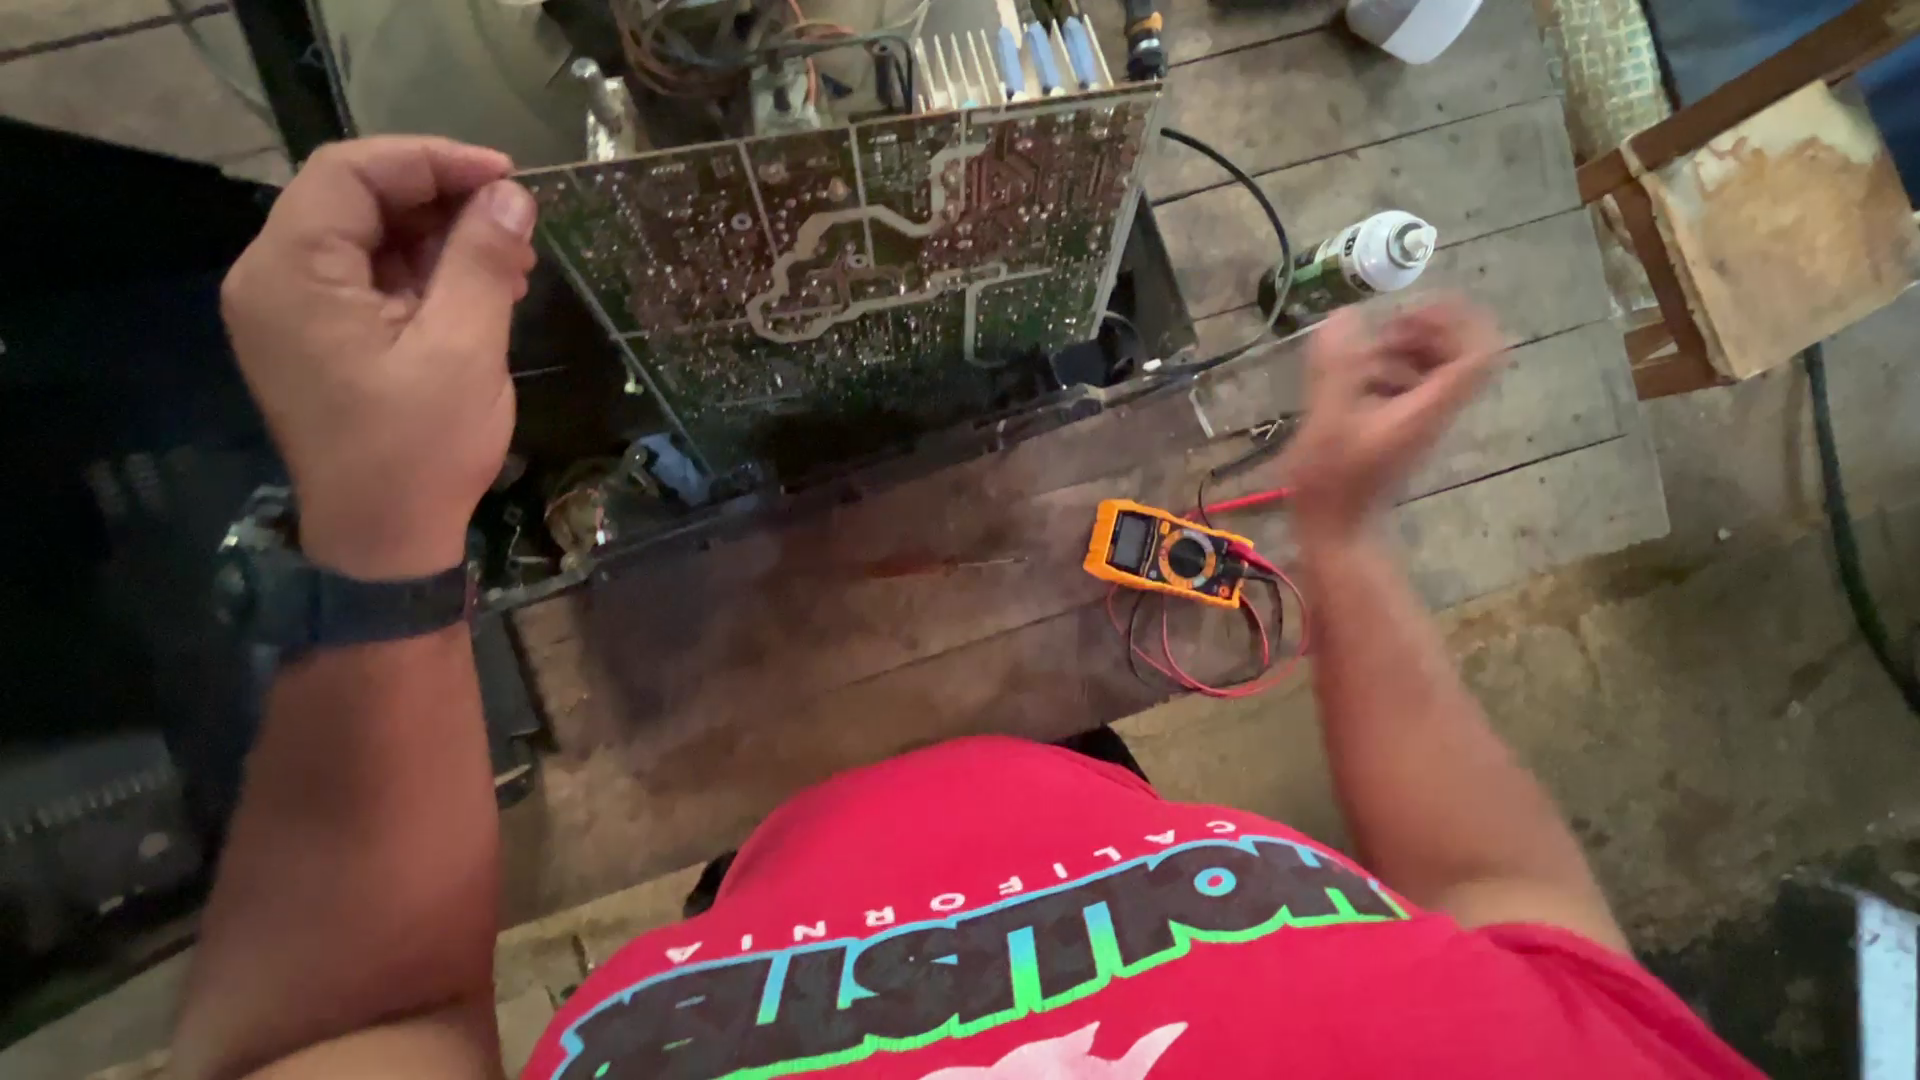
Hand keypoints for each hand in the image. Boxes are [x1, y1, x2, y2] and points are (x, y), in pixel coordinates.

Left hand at [221, 136, 537, 578]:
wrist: (386, 538)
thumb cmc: (422, 447)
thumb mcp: (464, 350)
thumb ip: (482, 263)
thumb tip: (513, 197)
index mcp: (293, 272)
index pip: (352, 174)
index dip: (433, 161)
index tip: (509, 176)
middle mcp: (277, 280)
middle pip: (357, 203)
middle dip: (444, 203)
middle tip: (520, 225)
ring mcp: (298, 314)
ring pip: (371, 244)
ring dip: (443, 241)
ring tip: (515, 261)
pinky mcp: (324, 342)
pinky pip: (374, 285)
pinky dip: (429, 277)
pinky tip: (484, 290)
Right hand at [1279, 299, 1502, 545]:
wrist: (1337, 531)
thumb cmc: (1334, 482)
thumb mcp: (1329, 421)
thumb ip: (1337, 369)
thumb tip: (1345, 316)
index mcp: (1430, 405)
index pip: (1480, 351)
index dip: (1457, 318)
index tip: (1412, 310)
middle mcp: (1434, 410)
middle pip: (1460, 353)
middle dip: (1423, 330)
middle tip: (1382, 330)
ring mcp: (1417, 421)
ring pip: (1431, 369)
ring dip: (1398, 350)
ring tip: (1357, 355)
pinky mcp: (1397, 430)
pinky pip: (1406, 388)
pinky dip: (1382, 374)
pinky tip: (1347, 383)